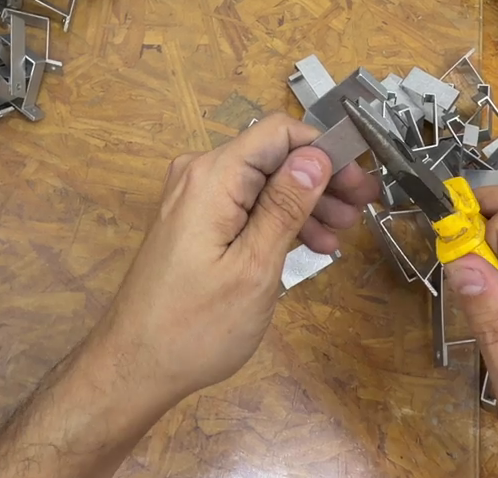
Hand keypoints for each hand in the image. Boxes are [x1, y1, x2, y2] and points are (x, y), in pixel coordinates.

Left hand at [88, 113, 381, 408]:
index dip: (324, 148)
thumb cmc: (196, 326)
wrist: (135, 365)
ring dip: (305, 201)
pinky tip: (310, 243)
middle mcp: (200, 173)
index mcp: (213, 176)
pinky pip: (245, 203)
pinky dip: (279, 218)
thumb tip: (316, 155)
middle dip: (320, 178)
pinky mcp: (196, 219)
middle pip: (272, 155)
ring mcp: (195, 196)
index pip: (278, 132)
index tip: (359, 180)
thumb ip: (286, 206)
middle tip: (362, 209)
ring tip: (342, 232)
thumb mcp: (254, 268)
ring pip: (262, 181)